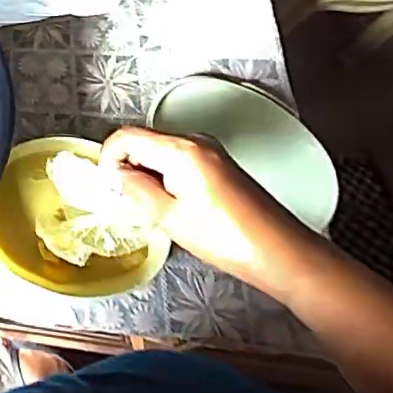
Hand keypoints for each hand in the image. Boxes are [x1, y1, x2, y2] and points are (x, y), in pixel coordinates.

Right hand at [100, 126, 330, 300]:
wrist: (286, 256)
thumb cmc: (229, 239)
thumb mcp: (168, 217)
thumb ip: (135, 189)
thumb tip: (118, 175)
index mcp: (181, 150)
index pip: (126, 136)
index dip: (107, 156)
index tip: (106, 181)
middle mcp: (196, 142)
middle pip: (142, 139)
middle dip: (126, 163)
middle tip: (126, 196)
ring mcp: (211, 151)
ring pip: (159, 149)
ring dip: (145, 170)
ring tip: (151, 204)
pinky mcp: (220, 164)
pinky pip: (177, 158)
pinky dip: (164, 173)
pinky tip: (173, 202)